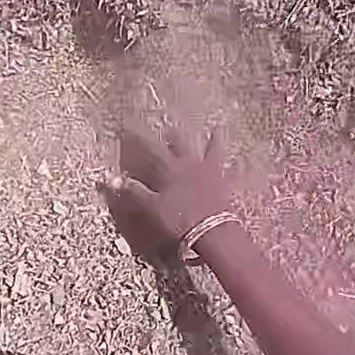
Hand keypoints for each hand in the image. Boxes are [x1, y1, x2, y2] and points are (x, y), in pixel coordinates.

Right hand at [104, 126, 233, 257]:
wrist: (210, 229)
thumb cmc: (178, 219)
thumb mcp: (152, 207)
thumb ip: (134, 192)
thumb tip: (111, 179)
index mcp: (170, 169)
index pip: (151, 149)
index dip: (140, 137)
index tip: (130, 126)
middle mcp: (190, 164)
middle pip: (181, 143)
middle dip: (175, 134)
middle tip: (172, 125)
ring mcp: (209, 171)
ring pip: (210, 149)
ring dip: (212, 139)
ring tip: (216, 128)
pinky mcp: (223, 181)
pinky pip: (231, 169)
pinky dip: (238, 165)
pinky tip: (243, 159)